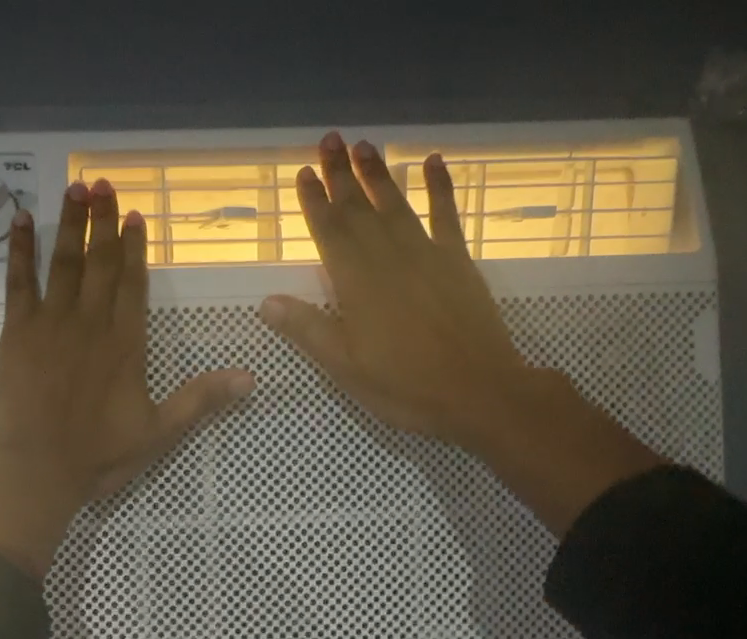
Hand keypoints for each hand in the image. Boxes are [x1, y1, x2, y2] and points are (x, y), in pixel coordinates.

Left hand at [0, 179, 255, 574]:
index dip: (135, 247)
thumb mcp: (159, 432)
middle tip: (103, 183)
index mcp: (126, 343)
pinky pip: (18, 281)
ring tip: (75, 188)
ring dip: (70, 224)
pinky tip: (20, 220)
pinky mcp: (17, 333)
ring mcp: (51, 324)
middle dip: (103, 221)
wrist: (38, 469)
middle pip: (100, 262)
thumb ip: (201, 399)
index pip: (133, 283)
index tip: (135, 213)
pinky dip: (19, 250)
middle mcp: (91, 322)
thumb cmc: (99, 456)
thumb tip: (251, 377)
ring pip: (63, 262)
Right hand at [261, 132, 663, 534]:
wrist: (478, 391)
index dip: (315, 202)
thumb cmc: (403, 386)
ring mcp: (427, 256)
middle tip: (328, 139)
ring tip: (364, 144)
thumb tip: (267, 300)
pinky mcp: (457, 262)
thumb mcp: (344, 366)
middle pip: (359, 210)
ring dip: (379, 174)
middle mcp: (388, 258)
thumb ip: (307, 329)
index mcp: (356, 284)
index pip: (329, 233)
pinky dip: (439, 187)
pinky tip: (432, 162)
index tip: (303, 172)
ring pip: (396, 205)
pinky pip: (447, 215)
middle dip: (342, 175)